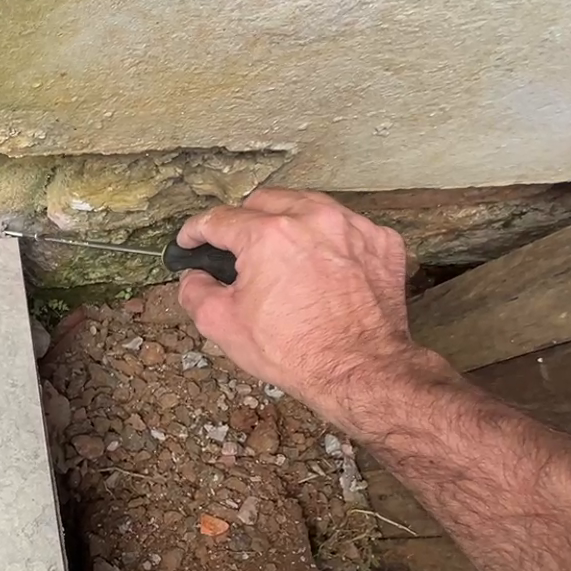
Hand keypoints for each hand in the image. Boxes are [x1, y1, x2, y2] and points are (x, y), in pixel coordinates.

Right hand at [174, 188, 428, 427]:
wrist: (356, 369)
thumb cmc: (289, 348)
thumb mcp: (219, 323)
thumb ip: (194, 290)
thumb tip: (194, 276)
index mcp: (268, 235)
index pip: (219, 219)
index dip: (195, 231)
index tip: (190, 240)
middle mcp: (313, 219)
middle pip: (264, 201)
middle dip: (241, 221)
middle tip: (233, 249)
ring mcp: (353, 227)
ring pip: (306, 205)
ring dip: (283, 222)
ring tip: (275, 253)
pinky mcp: (381, 241)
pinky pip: (343, 226)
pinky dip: (324, 239)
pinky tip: (316, 266)